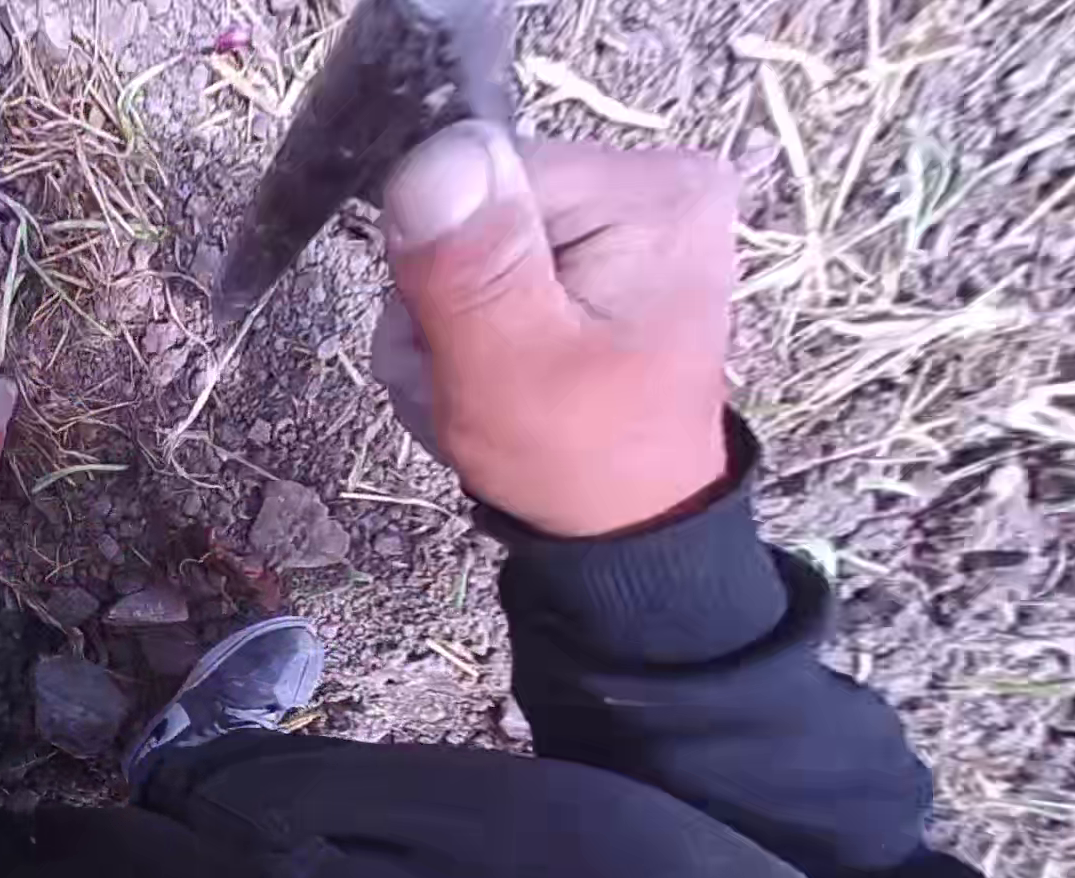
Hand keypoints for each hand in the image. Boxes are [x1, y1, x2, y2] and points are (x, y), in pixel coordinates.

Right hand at [376, 122, 736, 536]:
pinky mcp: (577, 271)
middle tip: (459, 374)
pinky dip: (451, 339)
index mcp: (644, 194)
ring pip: (454, 257)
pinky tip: (474, 378)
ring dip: (432, 333)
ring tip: (466, 386)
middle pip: (463, 218)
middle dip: (431, 307)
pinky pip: (471, 283)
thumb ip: (472, 268)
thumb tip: (431, 157)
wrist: (609, 522)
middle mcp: (637, 190)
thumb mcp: (509, 368)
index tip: (450, 337)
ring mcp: (606, 232)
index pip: (476, 182)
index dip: (435, 265)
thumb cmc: (566, 455)